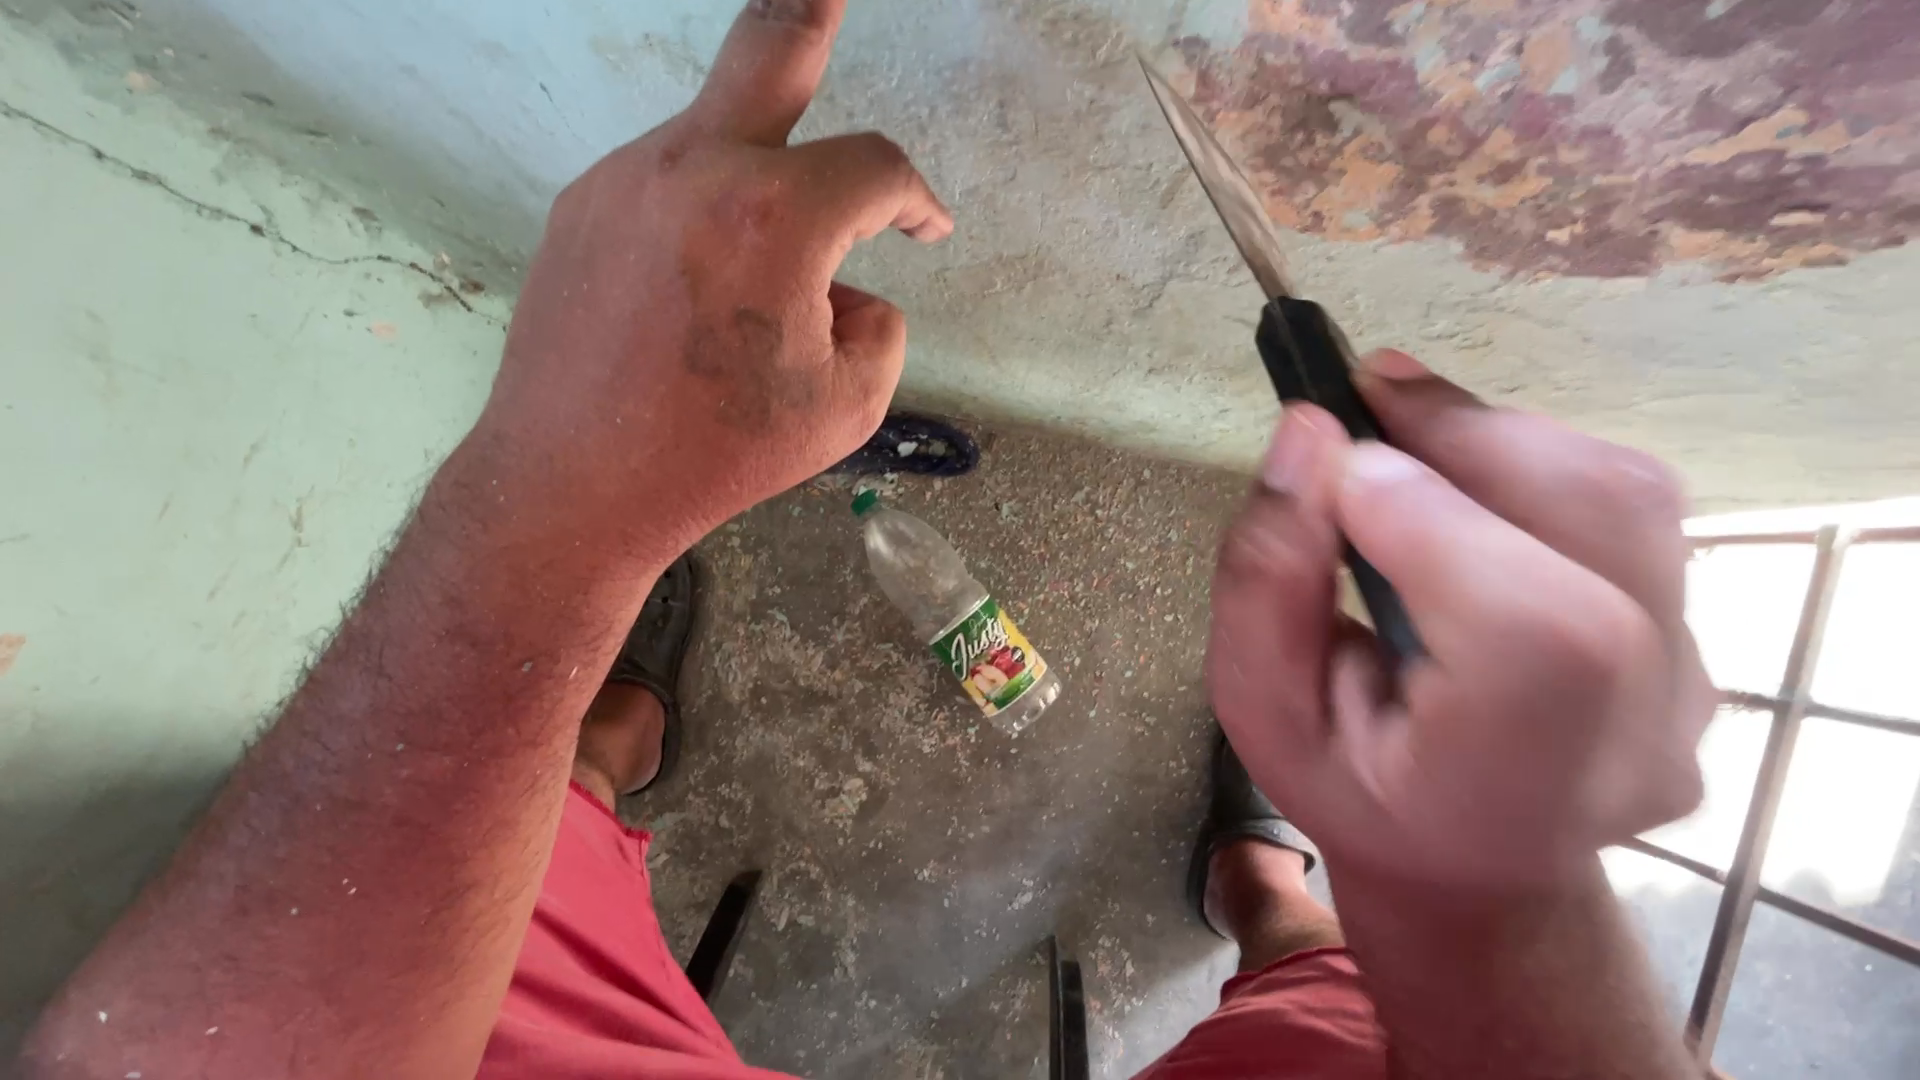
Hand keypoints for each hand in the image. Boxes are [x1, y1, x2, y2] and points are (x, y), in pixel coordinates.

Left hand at [477, 0, 952, 550]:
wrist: (576, 481)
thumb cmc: (723, 452)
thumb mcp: (849, 405)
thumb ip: (878, 327)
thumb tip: (847, 290)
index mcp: (777, 217)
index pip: (877, 170)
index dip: (918, 199)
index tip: (930, 230)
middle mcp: (695, 168)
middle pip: (771, 48)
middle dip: (814, 12)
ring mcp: (625, 179)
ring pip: (718, 134)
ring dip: (765, 173)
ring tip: (771, 262)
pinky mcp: (581, 208)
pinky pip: (670, 183)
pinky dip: (710, 215)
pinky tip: (704, 288)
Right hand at [1207, 350, 1715, 889]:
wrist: (1467, 854)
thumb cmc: (1342, 782)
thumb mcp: (1255, 699)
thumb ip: (1265, 577)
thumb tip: (1308, 432)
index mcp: (1509, 780)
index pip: (1528, 625)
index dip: (1426, 515)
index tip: (1327, 463)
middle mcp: (1639, 727)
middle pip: (1595, 519)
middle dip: (1463, 432)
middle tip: (1362, 393)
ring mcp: (1689, 678)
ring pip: (1621, 491)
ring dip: (1495, 436)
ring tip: (1402, 433)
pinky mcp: (1696, 632)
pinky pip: (1626, 506)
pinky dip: (1529, 463)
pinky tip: (1458, 482)